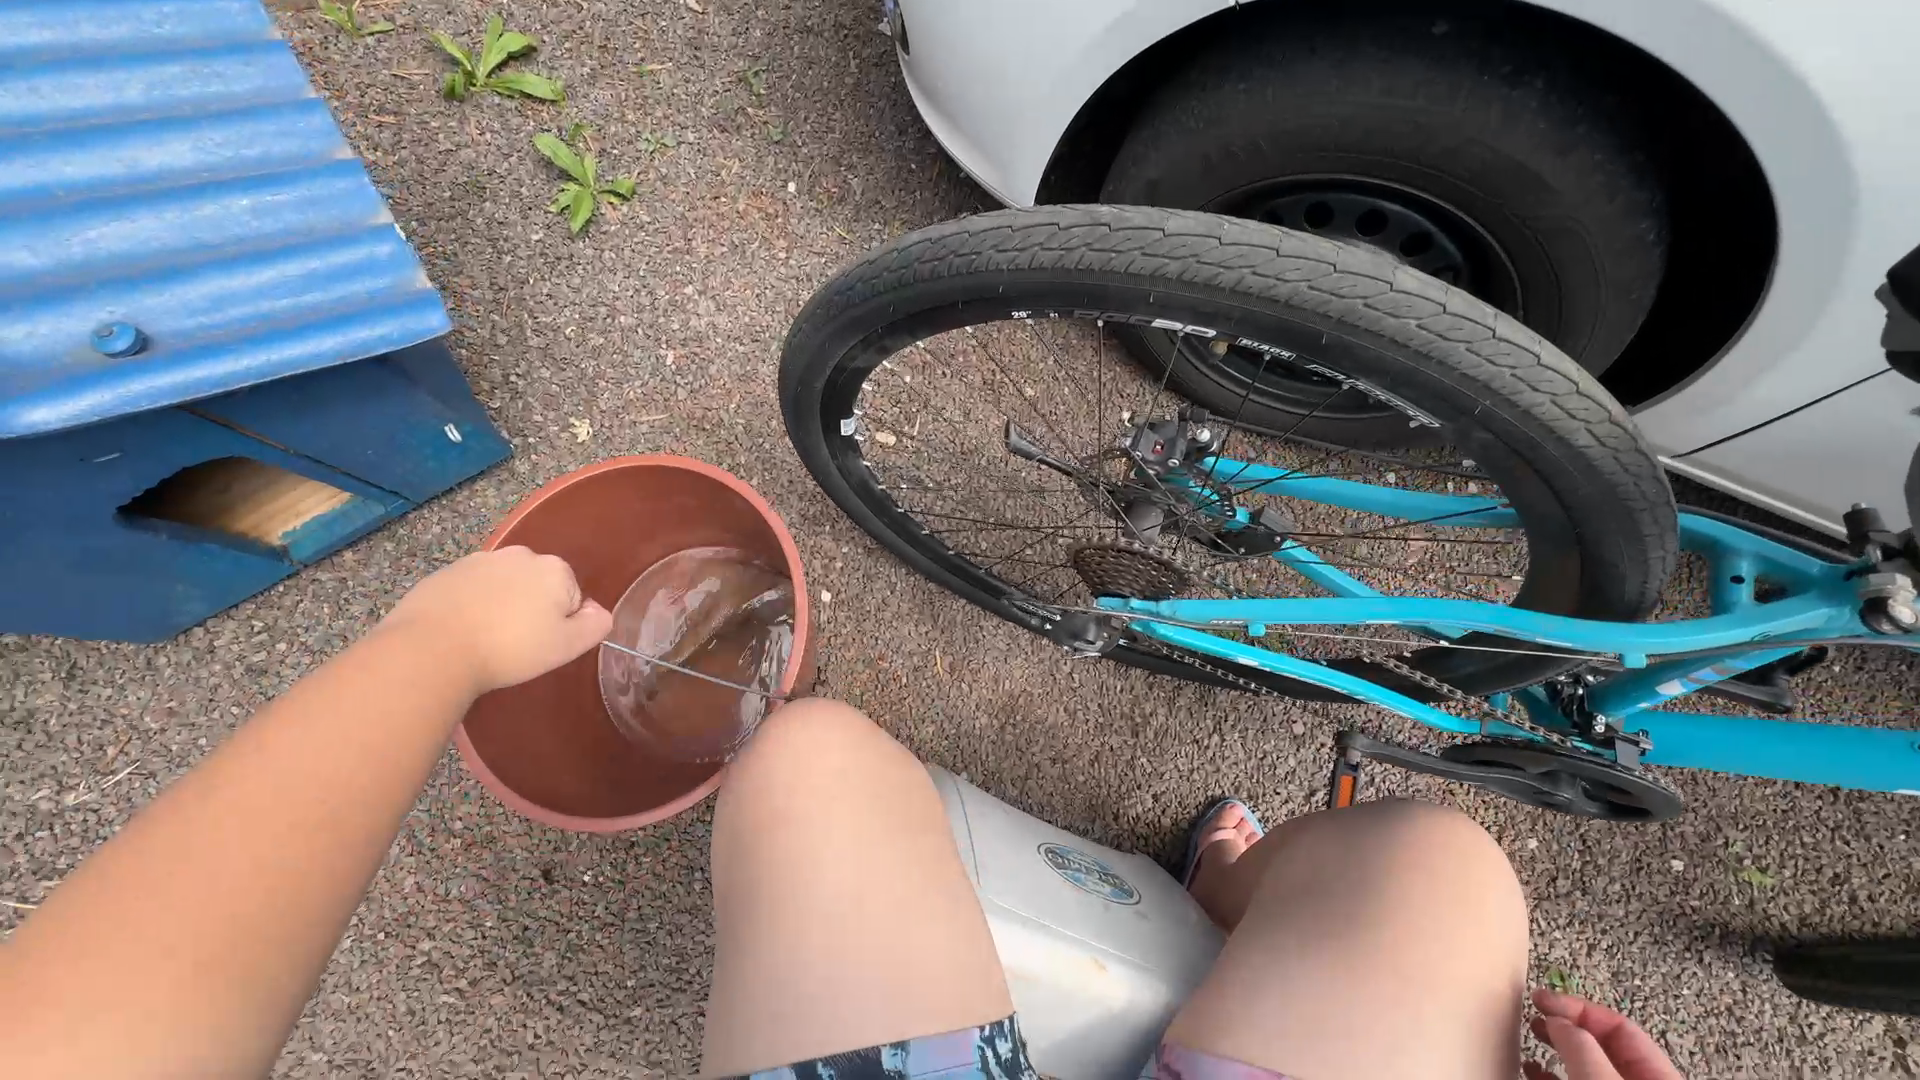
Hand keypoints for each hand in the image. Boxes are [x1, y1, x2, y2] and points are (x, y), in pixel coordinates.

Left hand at [383, 546, 612, 693]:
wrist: (431, 649)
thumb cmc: (509, 649)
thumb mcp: (568, 646)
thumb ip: (596, 624)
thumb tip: (597, 611)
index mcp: (555, 569)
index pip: (572, 597)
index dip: (561, 623)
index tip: (541, 643)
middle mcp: (520, 555)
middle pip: (538, 585)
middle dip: (532, 608)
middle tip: (515, 642)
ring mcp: (480, 560)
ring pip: (504, 586)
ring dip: (502, 605)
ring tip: (486, 638)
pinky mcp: (446, 572)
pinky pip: (471, 589)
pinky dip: (471, 605)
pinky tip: (461, 631)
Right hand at [1525, 988, 1683, 1079]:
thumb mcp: (1600, 1079)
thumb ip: (1580, 1045)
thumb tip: (1556, 1018)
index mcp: (1657, 1074)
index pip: (1619, 1025)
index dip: (1578, 1007)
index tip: (1542, 999)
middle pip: (1601, 1041)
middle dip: (1565, 1022)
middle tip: (1534, 1012)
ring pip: (1586, 1062)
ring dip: (1554, 1045)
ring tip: (1529, 1035)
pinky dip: (1551, 1070)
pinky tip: (1533, 1068)